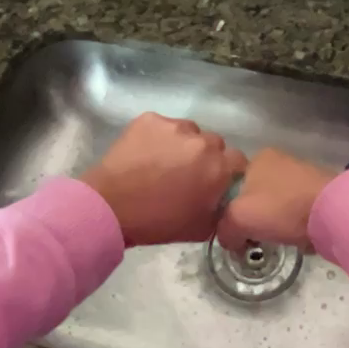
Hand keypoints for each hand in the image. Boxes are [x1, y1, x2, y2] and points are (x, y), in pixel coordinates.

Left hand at [80, 113, 246, 246]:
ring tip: (163, 161)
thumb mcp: (201, 228)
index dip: (229, 171)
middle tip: (187, 173)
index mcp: (218, 168)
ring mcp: (174, 126)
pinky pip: (163, 125)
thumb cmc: (157, 223)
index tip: (216, 181)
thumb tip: (226, 200)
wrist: (109, 207)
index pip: (239, 160)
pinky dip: (159, 137)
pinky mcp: (150, 119)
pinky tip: (146, 153)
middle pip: (215, 143)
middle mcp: (202, 141)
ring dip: (183, 144)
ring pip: (189, 131)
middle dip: (206, 156)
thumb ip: (221, 209)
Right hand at [216, 148, 335, 251]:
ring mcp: (301, 173)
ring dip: (272, 220)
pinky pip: (295, 208)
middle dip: (251, 215)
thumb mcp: (239, 218)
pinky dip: (292, 221)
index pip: (231, 183)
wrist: (334, 211)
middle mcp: (279, 160)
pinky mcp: (319, 190)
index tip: (231, 230)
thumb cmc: (282, 208)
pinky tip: (294, 234)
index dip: (226, 208)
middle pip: (253, 193)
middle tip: (250, 238)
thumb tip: (227, 238)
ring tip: (274, 239)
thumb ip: (224, 228)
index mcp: (257, 158)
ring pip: (275, 201)